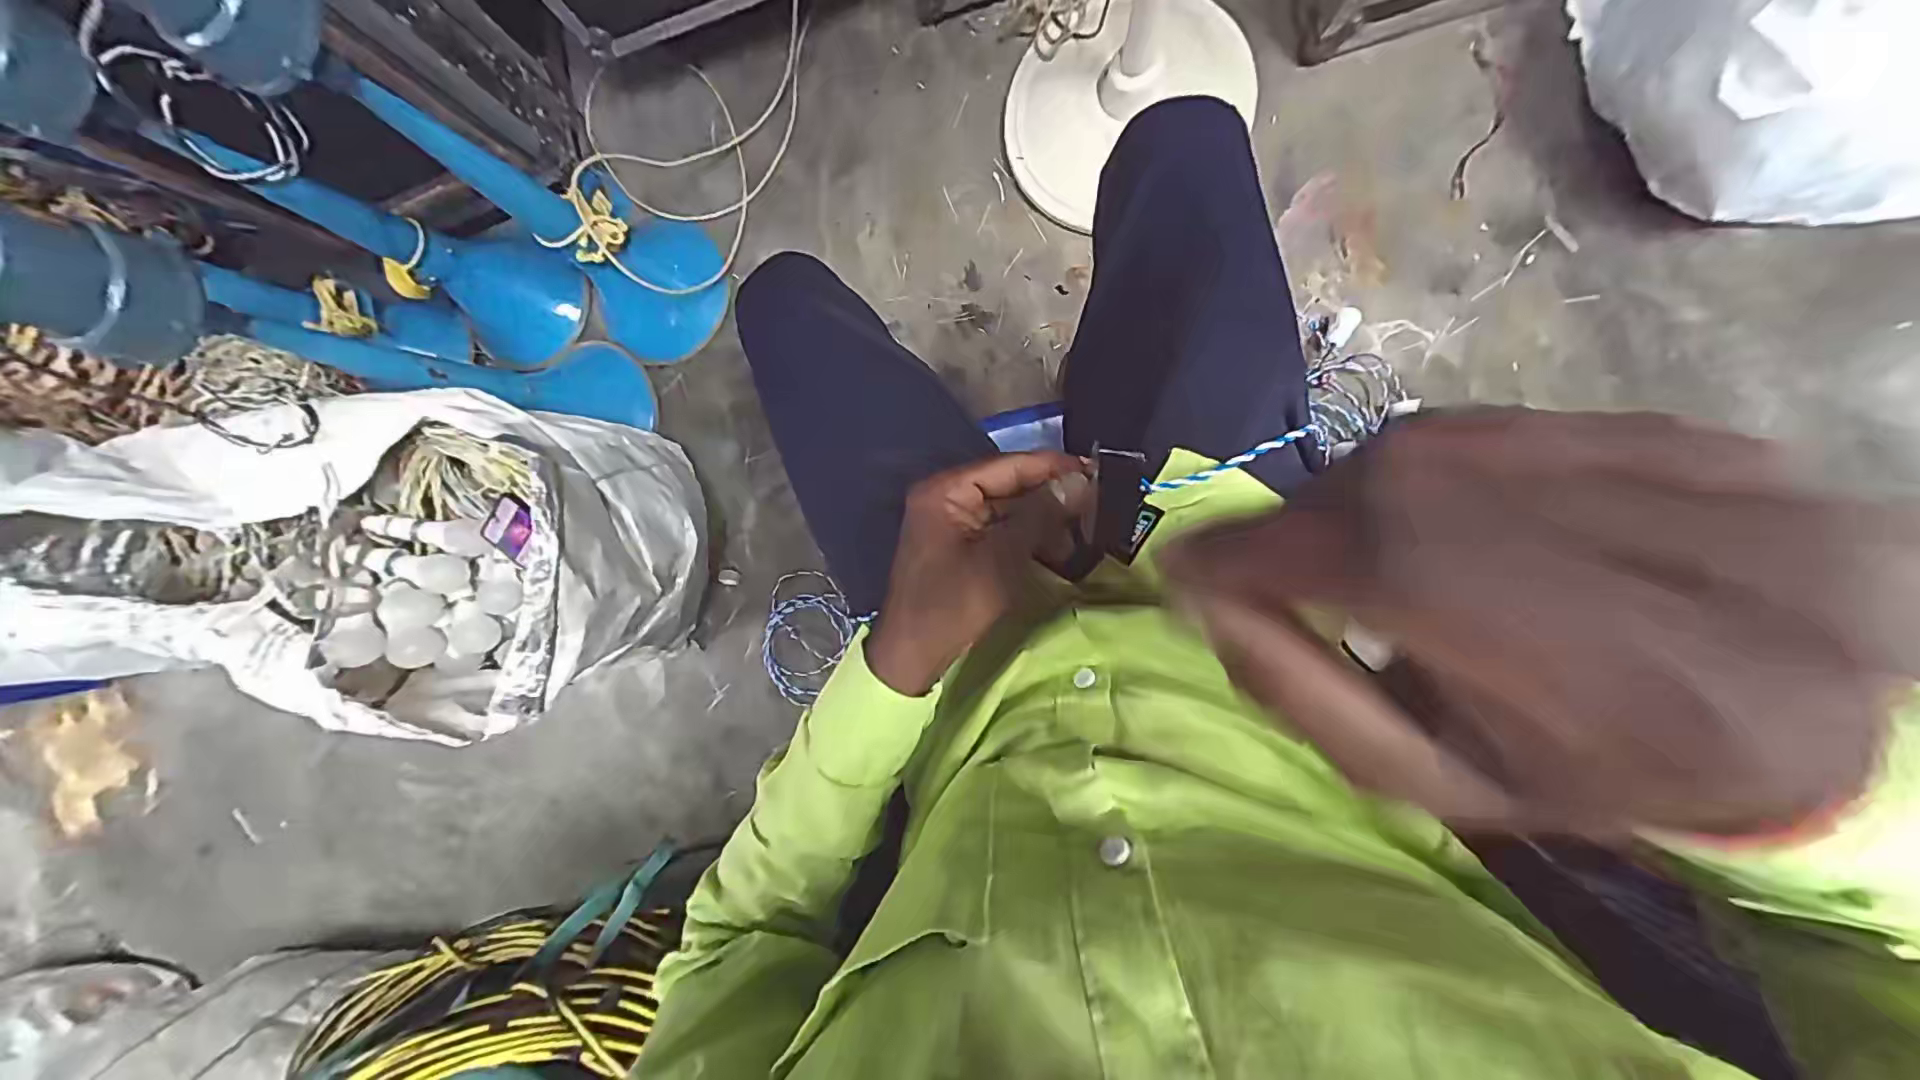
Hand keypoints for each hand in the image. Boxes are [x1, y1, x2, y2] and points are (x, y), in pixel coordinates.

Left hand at [866, 452, 1091, 695]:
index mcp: (946, 490)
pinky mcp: (962, 547)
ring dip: (1046, 522)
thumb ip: (1040, 515)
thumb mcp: (1000, 557)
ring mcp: (953, 523)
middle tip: (1099, 505)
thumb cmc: (951, 604)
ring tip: (1086, 535)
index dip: (1054, 467)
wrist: (912, 656)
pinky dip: (1030, 539)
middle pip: (1011, 486)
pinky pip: (1002, 532)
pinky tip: (1061, 552)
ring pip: (1011, 510)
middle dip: (1053, 497)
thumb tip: (1082, 480)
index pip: (1009, 465)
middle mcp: (947, 497)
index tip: (1098, 470)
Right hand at [1162, 407, 1919, 836]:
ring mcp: (1700, 471)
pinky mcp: (1691, 428)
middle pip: (1399, 492)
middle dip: (1298, 528)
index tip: (1181, 563)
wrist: (1781, 721)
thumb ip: (1310, 695)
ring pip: (1428, 446)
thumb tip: (1208, 601)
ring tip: (1358, 549)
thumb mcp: (1432, 775)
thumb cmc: (1575, 772)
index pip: (1394, 571)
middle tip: (1268, 566)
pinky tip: (1428, 512)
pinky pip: (1481, 425)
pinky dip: (1414, 465)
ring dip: (1350, 494)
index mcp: (1625, 686)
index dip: (1263, 554)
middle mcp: (1677, 557)